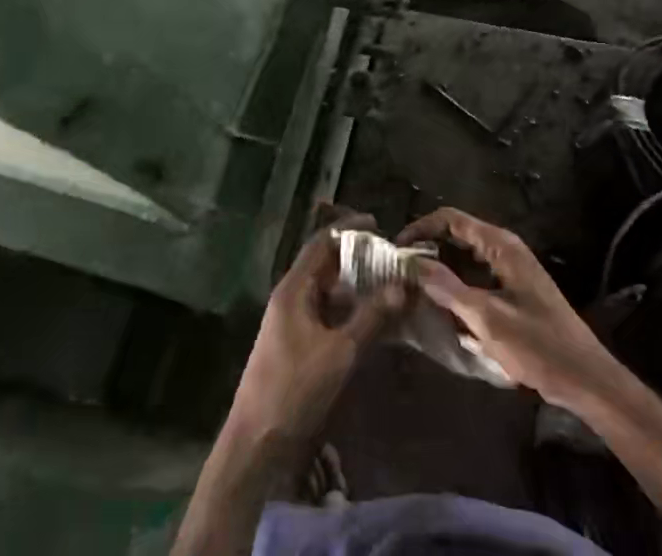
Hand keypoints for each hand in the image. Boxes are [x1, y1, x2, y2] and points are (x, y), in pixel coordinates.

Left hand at [229, 229, 401, 442]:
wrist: (260, 436)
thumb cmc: (296, 386)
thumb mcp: (340, 352)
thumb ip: (370, 317)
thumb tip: (401, 285)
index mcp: (294, 289)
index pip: (320, 244)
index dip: (347, 231)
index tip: (379, 225)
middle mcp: (292, 297)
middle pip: (326, 267)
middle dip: (359, 260)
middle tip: (396, 259)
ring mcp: (295, 321)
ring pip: (330, 293)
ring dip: (359, 288)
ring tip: (396, 285)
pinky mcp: (302, 344)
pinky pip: (330, 316)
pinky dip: (353, 313)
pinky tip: (380, 320)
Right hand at [399, 208, 614, 406]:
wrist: (587, 382)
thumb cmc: (539, 346)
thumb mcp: (486, 318)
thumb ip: (447, 288)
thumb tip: (412, 265)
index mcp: (501, 247)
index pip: (450, 219)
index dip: (420, 228)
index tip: (397, 251)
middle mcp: (504, 251)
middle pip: (455, 235)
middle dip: (426, 249)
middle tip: (400, 271)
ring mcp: (509, 271)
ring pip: (462, 258)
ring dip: (438, 269)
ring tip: (412, 287)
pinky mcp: (511, 292)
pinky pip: (473, 278)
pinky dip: (453, 285)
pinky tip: (439, 306)